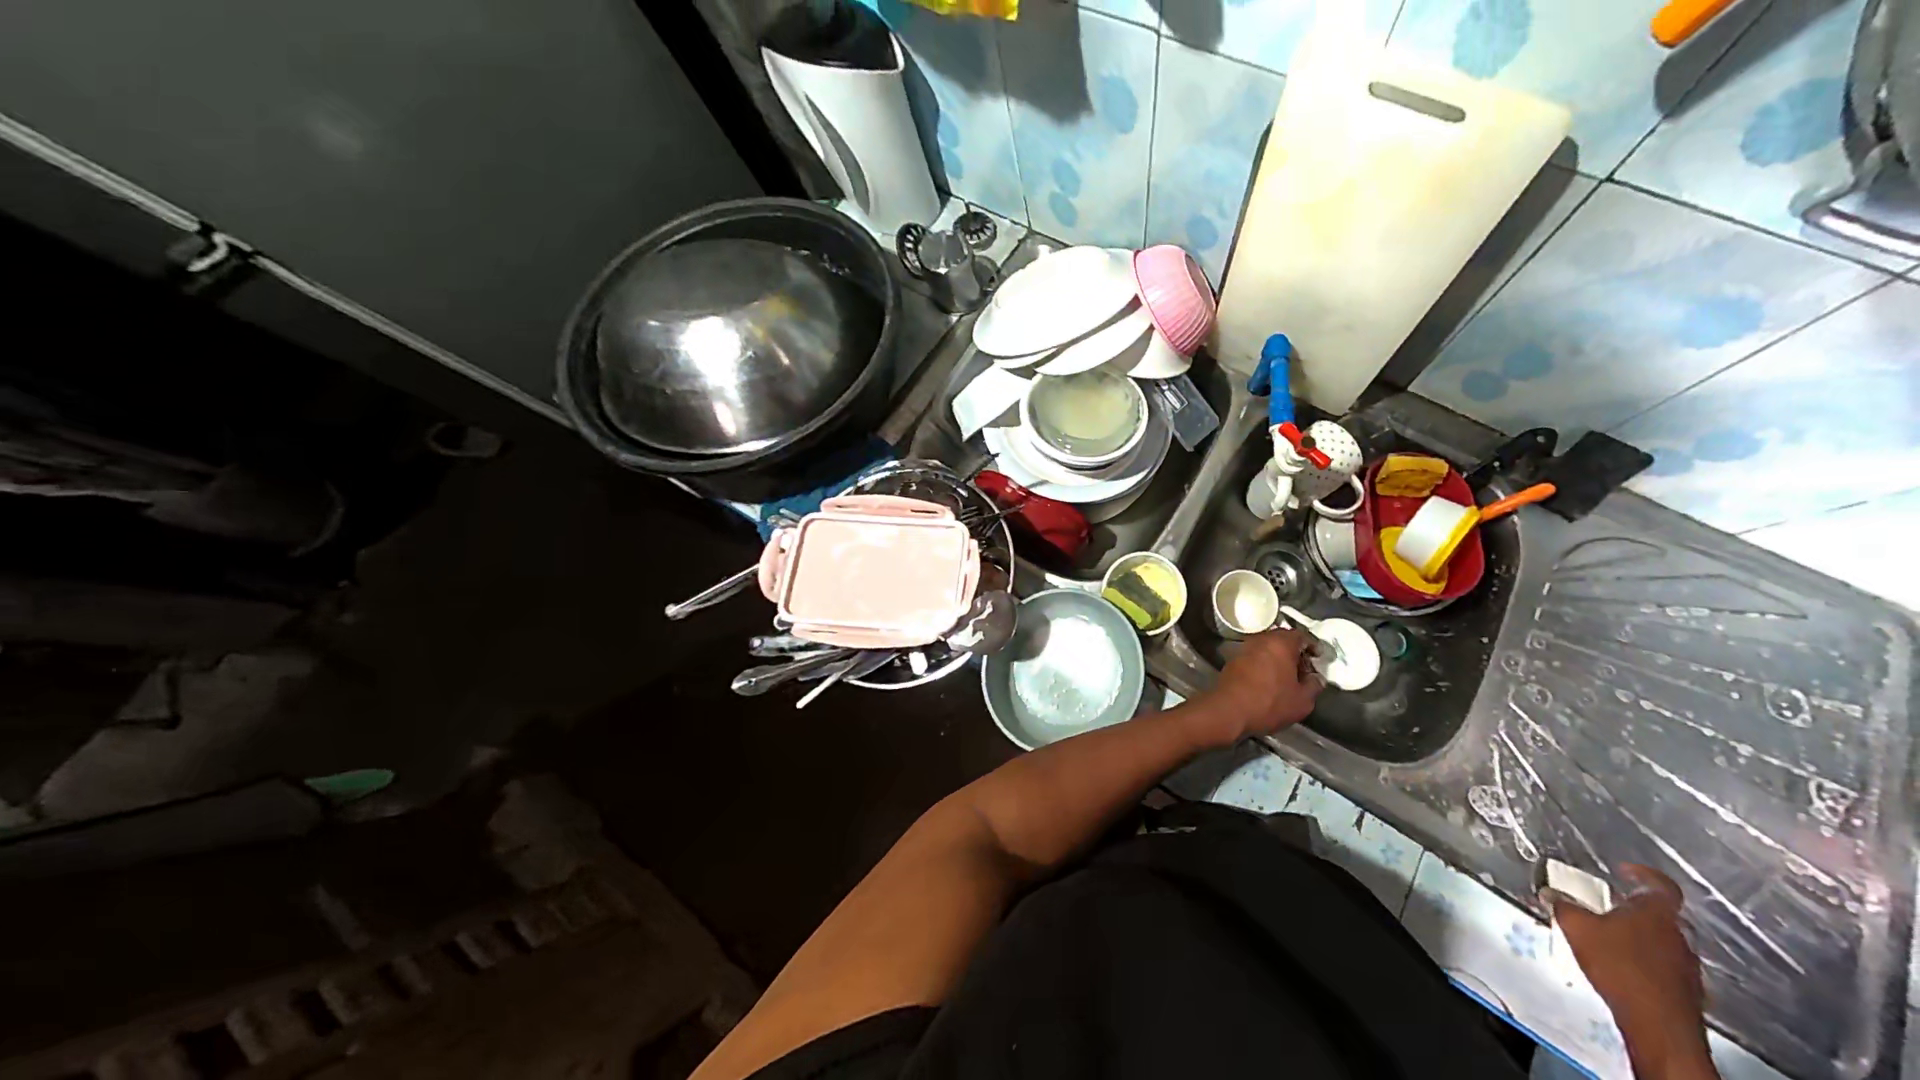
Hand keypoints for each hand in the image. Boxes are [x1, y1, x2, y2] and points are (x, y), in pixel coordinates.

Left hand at [1206, 628, 1323, 740]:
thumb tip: (1316, 678)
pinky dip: (1264, 664)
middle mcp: (1260, 640)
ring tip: (1288, 677)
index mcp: (1280, 643)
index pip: (1301, 636)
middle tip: (1304, 669)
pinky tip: (1269, 681)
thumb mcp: (1302, 700)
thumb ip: (1314, 685)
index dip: (1312, 646)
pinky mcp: (1232, 661)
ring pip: (1267, 649)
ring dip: (1278, 659)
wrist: (1228, 711)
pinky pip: (1255, 658)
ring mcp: (1244, 649)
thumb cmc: (1269, 703)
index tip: (1318, 658)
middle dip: (1295, 652)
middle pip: (1282, 640)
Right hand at [1551, 864, 1716, 1078]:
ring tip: (1610, 937)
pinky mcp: (1687, 988)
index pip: (1661, 885)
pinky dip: (1645, 958)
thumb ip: (1563, 905)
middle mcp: (1679, 934)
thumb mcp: (1577, 927)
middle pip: (1660, 913)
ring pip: (1663, 938)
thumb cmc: (1618, 964)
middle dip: (1634, 908)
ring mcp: (1687, 963)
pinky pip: (1665, 962)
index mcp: (1657, 913)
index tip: (1626, 871)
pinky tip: (1623, 965)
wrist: (1657, 1021)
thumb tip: (1549, 892)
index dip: (1644, 874)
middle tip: (1608, 906)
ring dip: (1639, 934)